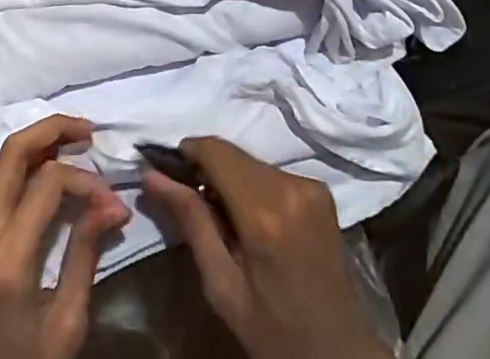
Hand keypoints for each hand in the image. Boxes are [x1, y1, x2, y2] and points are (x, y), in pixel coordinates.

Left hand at [0, 115, 131, 358]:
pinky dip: (29, 166)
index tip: (114, 208)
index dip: (88, 182)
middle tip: (90, 130)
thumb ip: (86, 255)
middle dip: (53, 128)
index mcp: (6, 256)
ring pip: (3, 162)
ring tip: (79, 144)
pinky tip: (57, 173)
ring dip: (41, 143)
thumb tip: (113, 205)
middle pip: (12, 152)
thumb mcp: (65, 324)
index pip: (49, 182)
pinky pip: (0, 184)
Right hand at [141, 138, 389, 358]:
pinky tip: (252, 220)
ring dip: (231, 178)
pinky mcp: (322, 191)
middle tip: (189, 200)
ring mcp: (312, 186)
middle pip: (236, 155)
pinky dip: (255, 187)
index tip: (167, 167)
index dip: (189, 151)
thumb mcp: (221, 284)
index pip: (218, 152)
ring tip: (221, 217)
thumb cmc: (271, 327)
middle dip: (208, 169)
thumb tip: (153, 176)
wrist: (336, 348)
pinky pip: (275, 174)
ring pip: (254, 163)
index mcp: (264, 212)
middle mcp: (292, 186)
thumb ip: (191, 222)